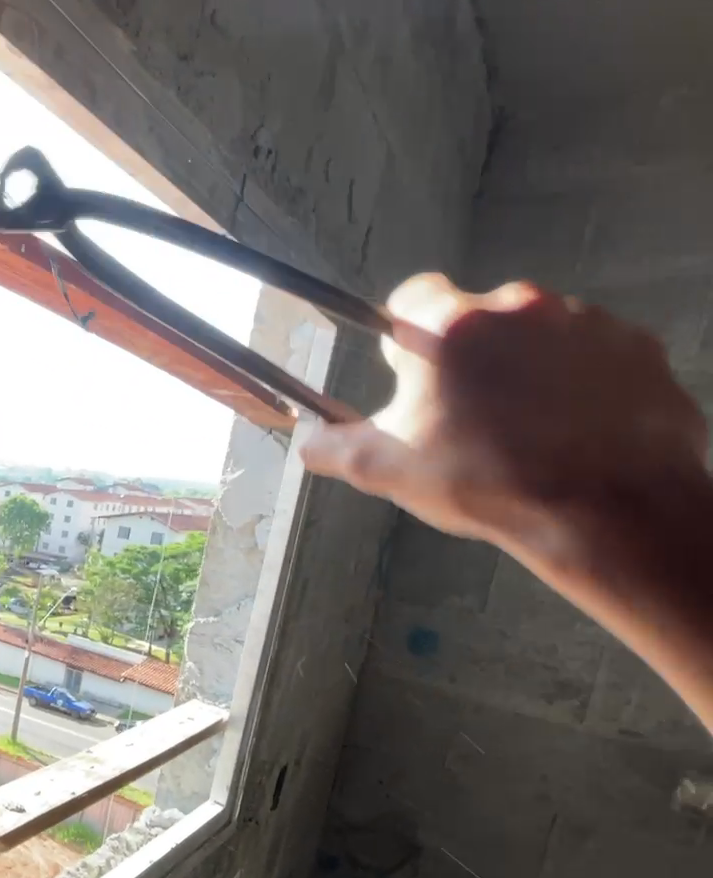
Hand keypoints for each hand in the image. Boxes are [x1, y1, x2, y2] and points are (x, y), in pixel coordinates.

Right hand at [301, 273, 707, 565]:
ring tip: (515, 425)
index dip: (401, 333)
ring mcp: (588, 324)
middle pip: (473, 318)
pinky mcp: (640, 349)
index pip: (412, 295)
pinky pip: (587, 353)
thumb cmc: (483, 480)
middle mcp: (521, 308)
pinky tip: (562, 426)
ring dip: (516, 366)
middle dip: (461, 356)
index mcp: (450, 328)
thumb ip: (328, 445)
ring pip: (530, 334)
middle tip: (456, 412)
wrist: (607, 510)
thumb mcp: (380, 468)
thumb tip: (308, 439)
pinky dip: (570, 380)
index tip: (405, 371)